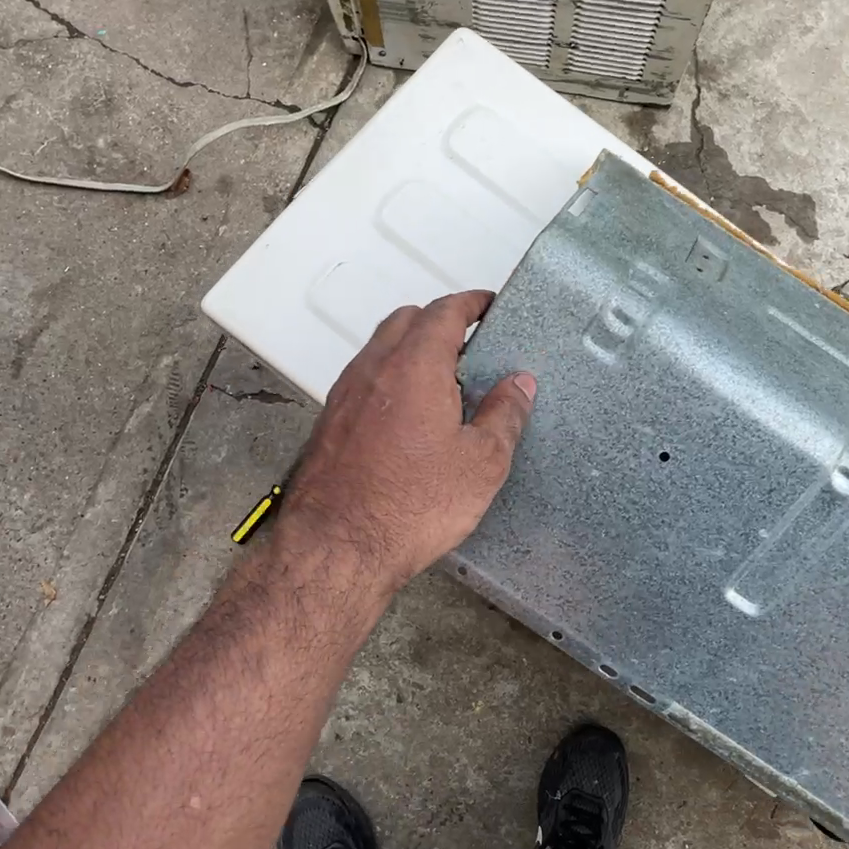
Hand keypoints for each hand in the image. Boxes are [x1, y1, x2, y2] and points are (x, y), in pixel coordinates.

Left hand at [276, 290, 534, 592]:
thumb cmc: (409, 505)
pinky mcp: (330, 423)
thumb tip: (519, 385)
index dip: (470, 303)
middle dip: (438, 321)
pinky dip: (388, 381)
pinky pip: (363, 382)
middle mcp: (374, 369)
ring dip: (409, 351)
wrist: (338, 546)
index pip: (444, 311)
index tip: (486, 304)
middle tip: (468, 342)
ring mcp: (345, 395)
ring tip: (441, 383)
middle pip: (405, 321)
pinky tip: (406, 417)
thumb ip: (504, 416)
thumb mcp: (481, 463)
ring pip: (379, 350)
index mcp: (416, 366)